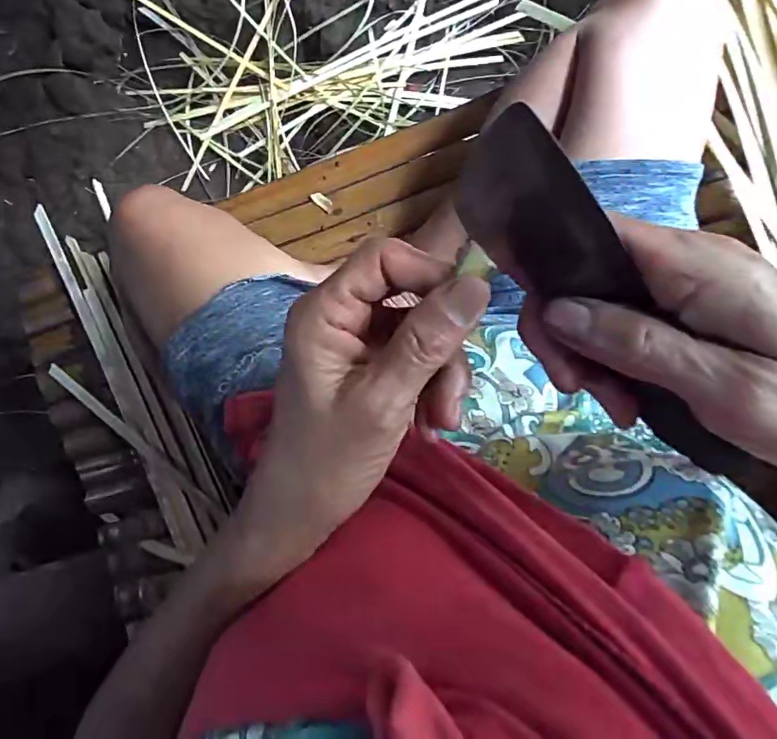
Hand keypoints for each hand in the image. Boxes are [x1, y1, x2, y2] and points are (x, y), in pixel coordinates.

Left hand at [233, 237, 489, 571]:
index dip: (428, 273)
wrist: (300, 519)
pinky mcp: (373, 362)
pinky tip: (433, 422)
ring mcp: (358, 339)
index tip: (465, 309)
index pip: (384, 257)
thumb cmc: (329, 462)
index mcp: (326, 311)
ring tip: (443, 418)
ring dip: (443, 370)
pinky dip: (434, 383)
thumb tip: (477, 286)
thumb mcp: (384, 401)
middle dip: (442, 340)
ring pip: (423, 326)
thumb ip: (428, 341)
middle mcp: (342, 314)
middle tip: (454, 388)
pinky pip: (419, 352)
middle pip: (411, 292)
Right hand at [517, 215, 776, 489]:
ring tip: (617, 406)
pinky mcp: (706, 310)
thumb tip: (558, 308)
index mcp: (699, 263)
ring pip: (613, 299)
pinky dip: (624, 356)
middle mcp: (693, 260)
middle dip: (570, 326)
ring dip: (597, 349)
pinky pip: (642, 319)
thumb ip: (641, 345)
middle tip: (578, 390)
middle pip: (596, 269)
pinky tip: (634, 398)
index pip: (598, 231)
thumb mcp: (729, 390)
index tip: (535, 328)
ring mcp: (700, 284)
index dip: (550, 263)